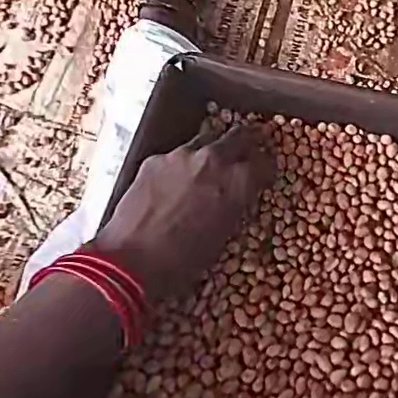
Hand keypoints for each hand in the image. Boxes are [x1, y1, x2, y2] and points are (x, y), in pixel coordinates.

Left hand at [91, 122, 273, 301]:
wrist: (131, 260)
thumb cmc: (183, 261)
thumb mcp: (223, 237)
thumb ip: (234, 207)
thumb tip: (236, 198)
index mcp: (237, 183)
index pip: (265, 163)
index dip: (266, 168)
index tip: (264, 172)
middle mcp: (213, 160)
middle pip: (239, 137)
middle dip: (246, 143)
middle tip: (248, 149)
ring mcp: (182, 155)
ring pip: (206, 140)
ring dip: (212, 149)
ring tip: (209, 164)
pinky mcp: (155, 159)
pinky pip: (176, 155)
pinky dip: (182, 164)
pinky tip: (175, 181)